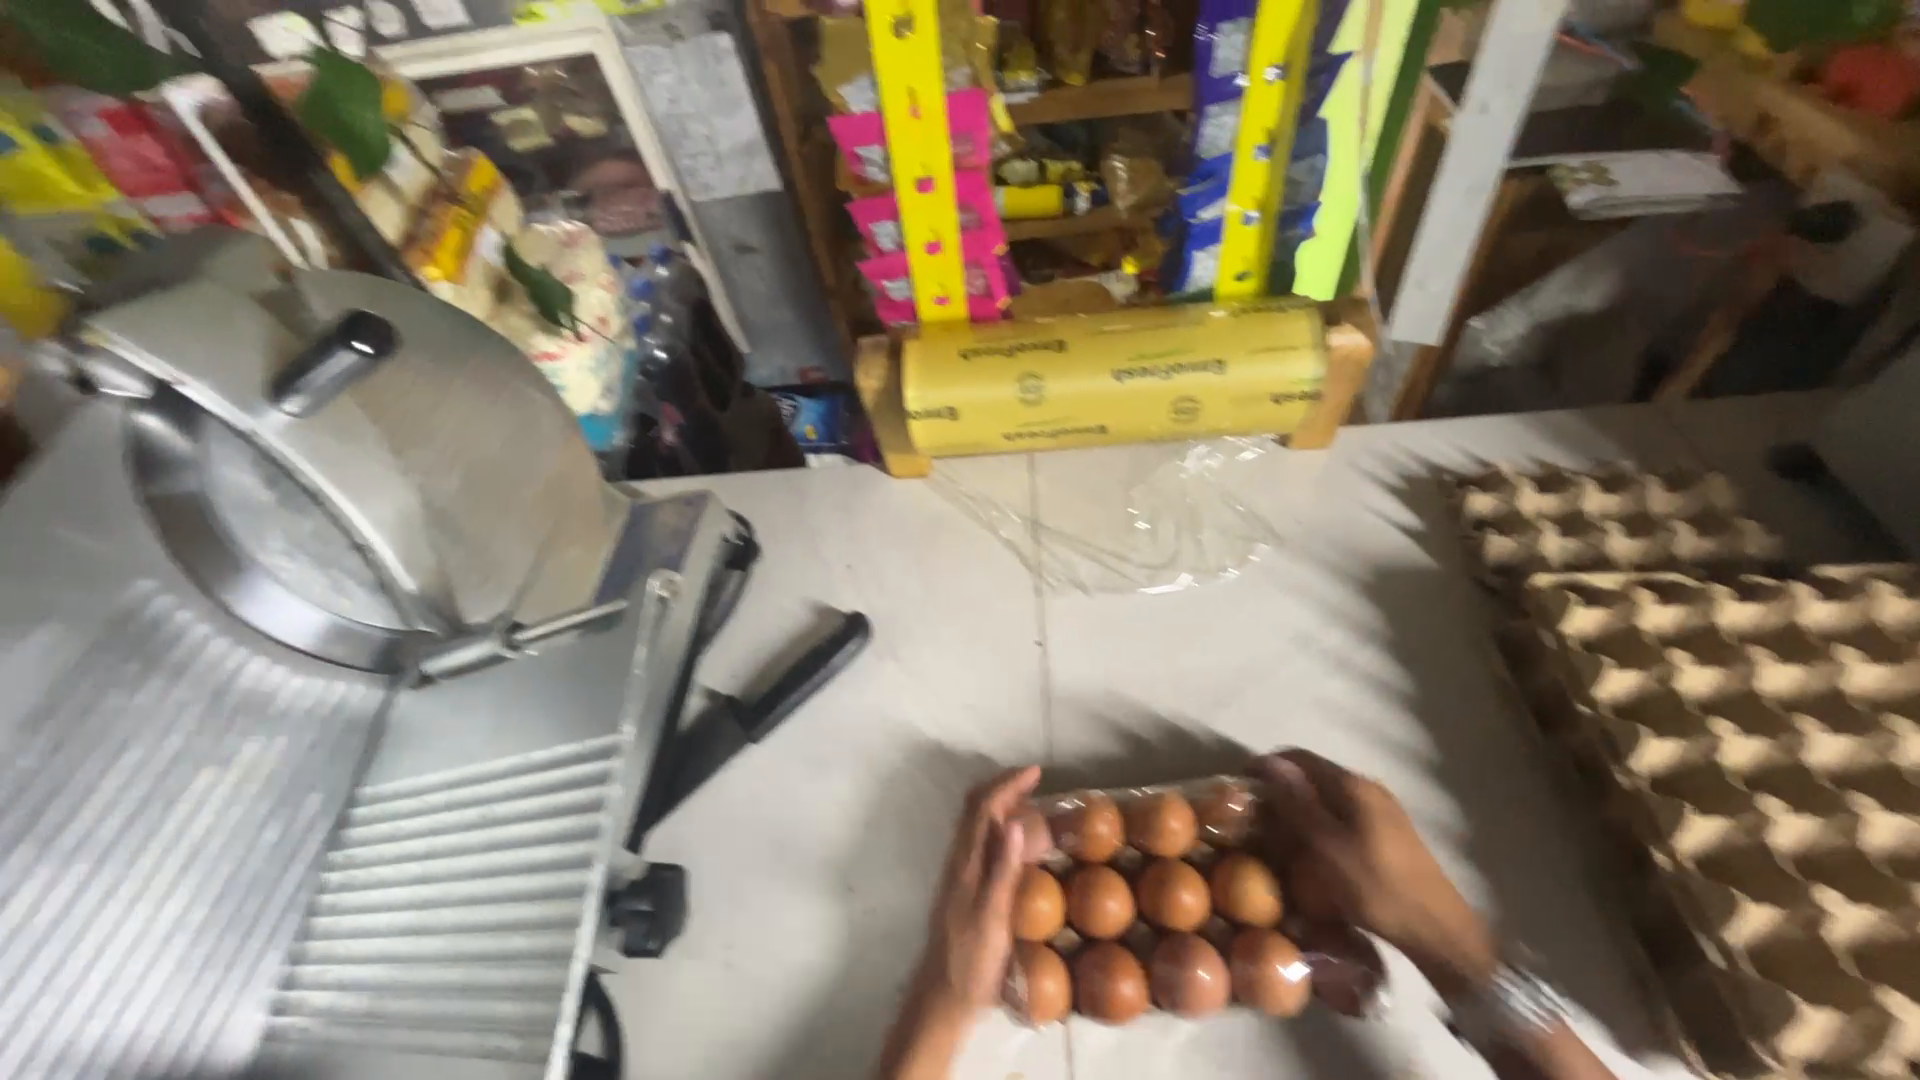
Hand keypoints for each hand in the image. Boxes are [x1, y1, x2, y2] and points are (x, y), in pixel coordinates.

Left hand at [880, 766, 1040, 1079]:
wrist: (943, 996)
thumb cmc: (972, 960)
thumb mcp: (994, 918)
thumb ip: (1003, 870)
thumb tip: (1014, 822)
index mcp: (967, 863)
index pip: (984, 808)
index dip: (1009, 784)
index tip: (1036, 772)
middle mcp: (959, 859)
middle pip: (975, 807)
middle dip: (1003, 786)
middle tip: (1034, 781)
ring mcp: (960, 872)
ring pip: (977, 822)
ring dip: (1001, 803)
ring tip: (1032, 801)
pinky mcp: (964, 886)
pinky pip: (981, 840)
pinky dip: (1000, 826)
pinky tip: (1018, 841)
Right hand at [1252, 749, 1495, 997]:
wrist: (1438, 931)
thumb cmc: (1377, 888)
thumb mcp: (1327, 847)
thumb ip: (1297, 803)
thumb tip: (1269, 763)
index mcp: (1352, 785)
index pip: (1297, 756)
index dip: (1265, 766)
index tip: (1240, 788)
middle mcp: (1367, 787)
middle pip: (1312, 774)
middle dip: (1279, 789)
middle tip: (1254, 817)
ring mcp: (1381, 809)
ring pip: (1326, 796)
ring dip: (1298, 807)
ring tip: (1275, 835)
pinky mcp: (1387, 832)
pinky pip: (1341, 814)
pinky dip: (1318, 822)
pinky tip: (1309, 850)